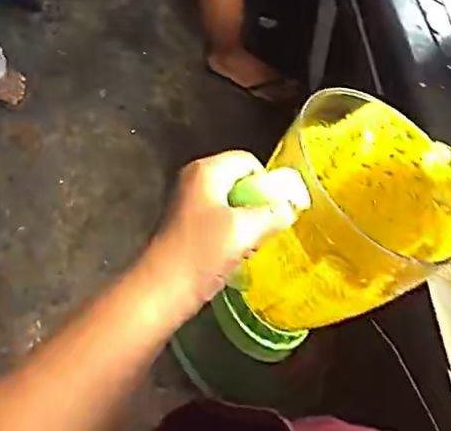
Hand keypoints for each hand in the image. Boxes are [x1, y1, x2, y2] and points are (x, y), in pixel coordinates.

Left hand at [137, 152, 303, 314]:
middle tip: (267, 229)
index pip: (247, 161)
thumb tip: (289, 207)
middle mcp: (194, 177)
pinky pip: (216, 215)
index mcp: (206, 170)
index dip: (267, 181)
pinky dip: (229, 230)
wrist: (161, 288)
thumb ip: (271, 214)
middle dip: (257, 202)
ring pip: (229, 200)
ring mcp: (186, 198)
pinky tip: (232, 254)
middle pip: (238, 179)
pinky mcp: (183, 220)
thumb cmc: (201, 253)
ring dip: (245, 220)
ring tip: (250, 245)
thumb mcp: (243, 231)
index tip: (278, 209)